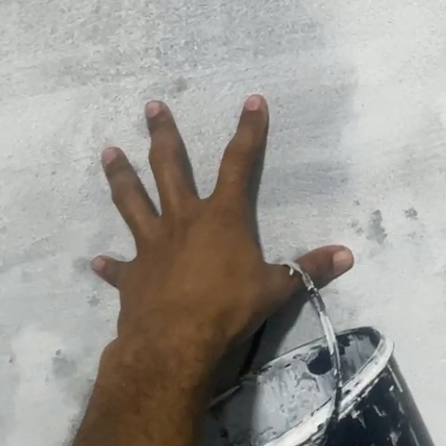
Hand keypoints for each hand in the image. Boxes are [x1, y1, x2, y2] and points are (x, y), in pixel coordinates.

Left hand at [91, 96, 353, 391]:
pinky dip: (109, 265)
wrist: (175, 344)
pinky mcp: (133, 276)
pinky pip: (118, 267)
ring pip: (132, 201)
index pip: (240, 163)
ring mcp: (153, 246)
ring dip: (121, 176)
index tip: (252, 101)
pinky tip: (97, 260)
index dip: (249, 131)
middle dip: (163, 135)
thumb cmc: (229, 308)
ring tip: (108, 151)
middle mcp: (184, 220)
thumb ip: (310, 269)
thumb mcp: (278, 287)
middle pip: (169, 168)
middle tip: (151, 106)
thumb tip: (348, 256)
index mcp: (223, 217)